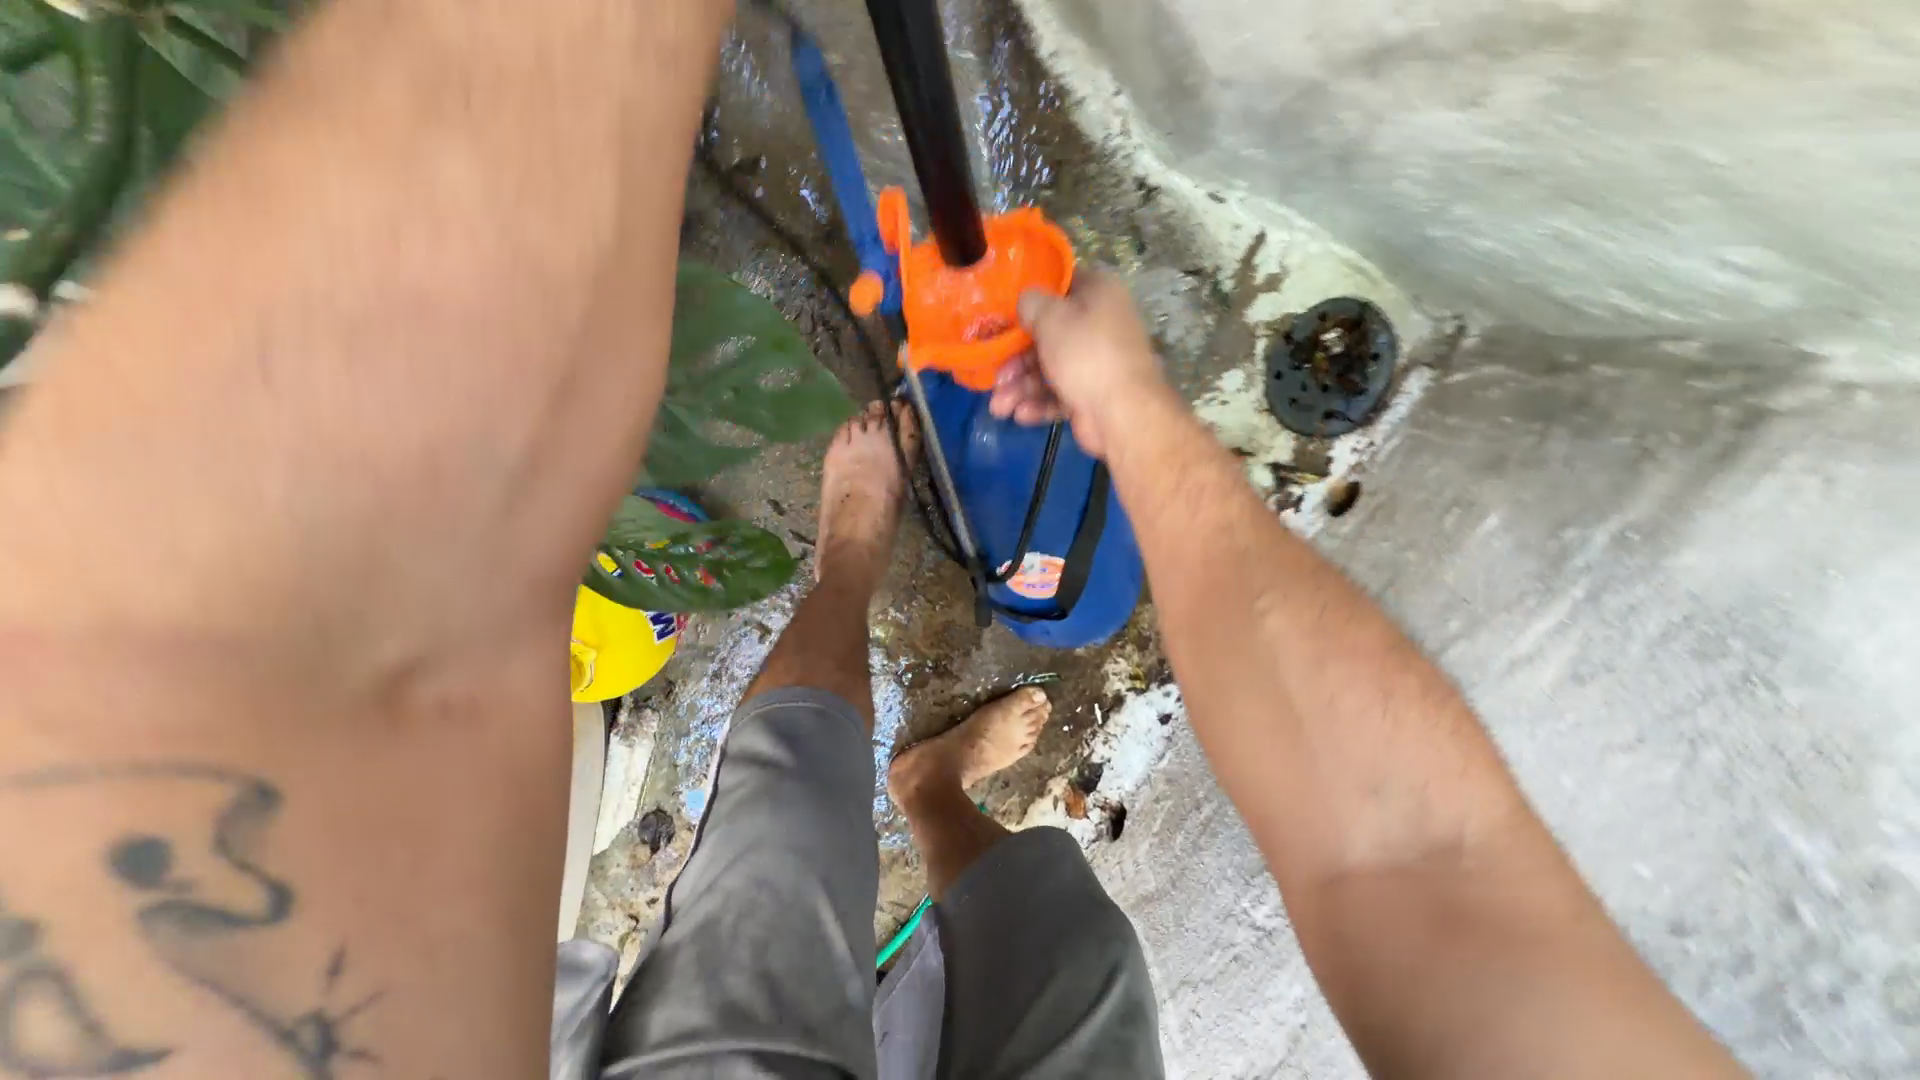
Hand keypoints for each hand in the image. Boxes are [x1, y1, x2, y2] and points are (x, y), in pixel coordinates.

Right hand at [989, 267, 1167, 458]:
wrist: (1122, 413)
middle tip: (995, 376)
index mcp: (1099, 293)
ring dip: (1021, 387)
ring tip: (1000, 407)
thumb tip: (1026, 302)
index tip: (1003, 313)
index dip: (1031, 298)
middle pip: (1048, 335)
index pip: (1061, 286)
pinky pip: (1059, 394)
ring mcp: (1097, 362)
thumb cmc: (1086, 354)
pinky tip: (1021, 415)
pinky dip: (1039, 403)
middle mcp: (1100, 324)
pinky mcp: (1092, 394)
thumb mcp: (1051, 318)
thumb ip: (1031, 303)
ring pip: (1049, 369)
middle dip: (1016, 359)